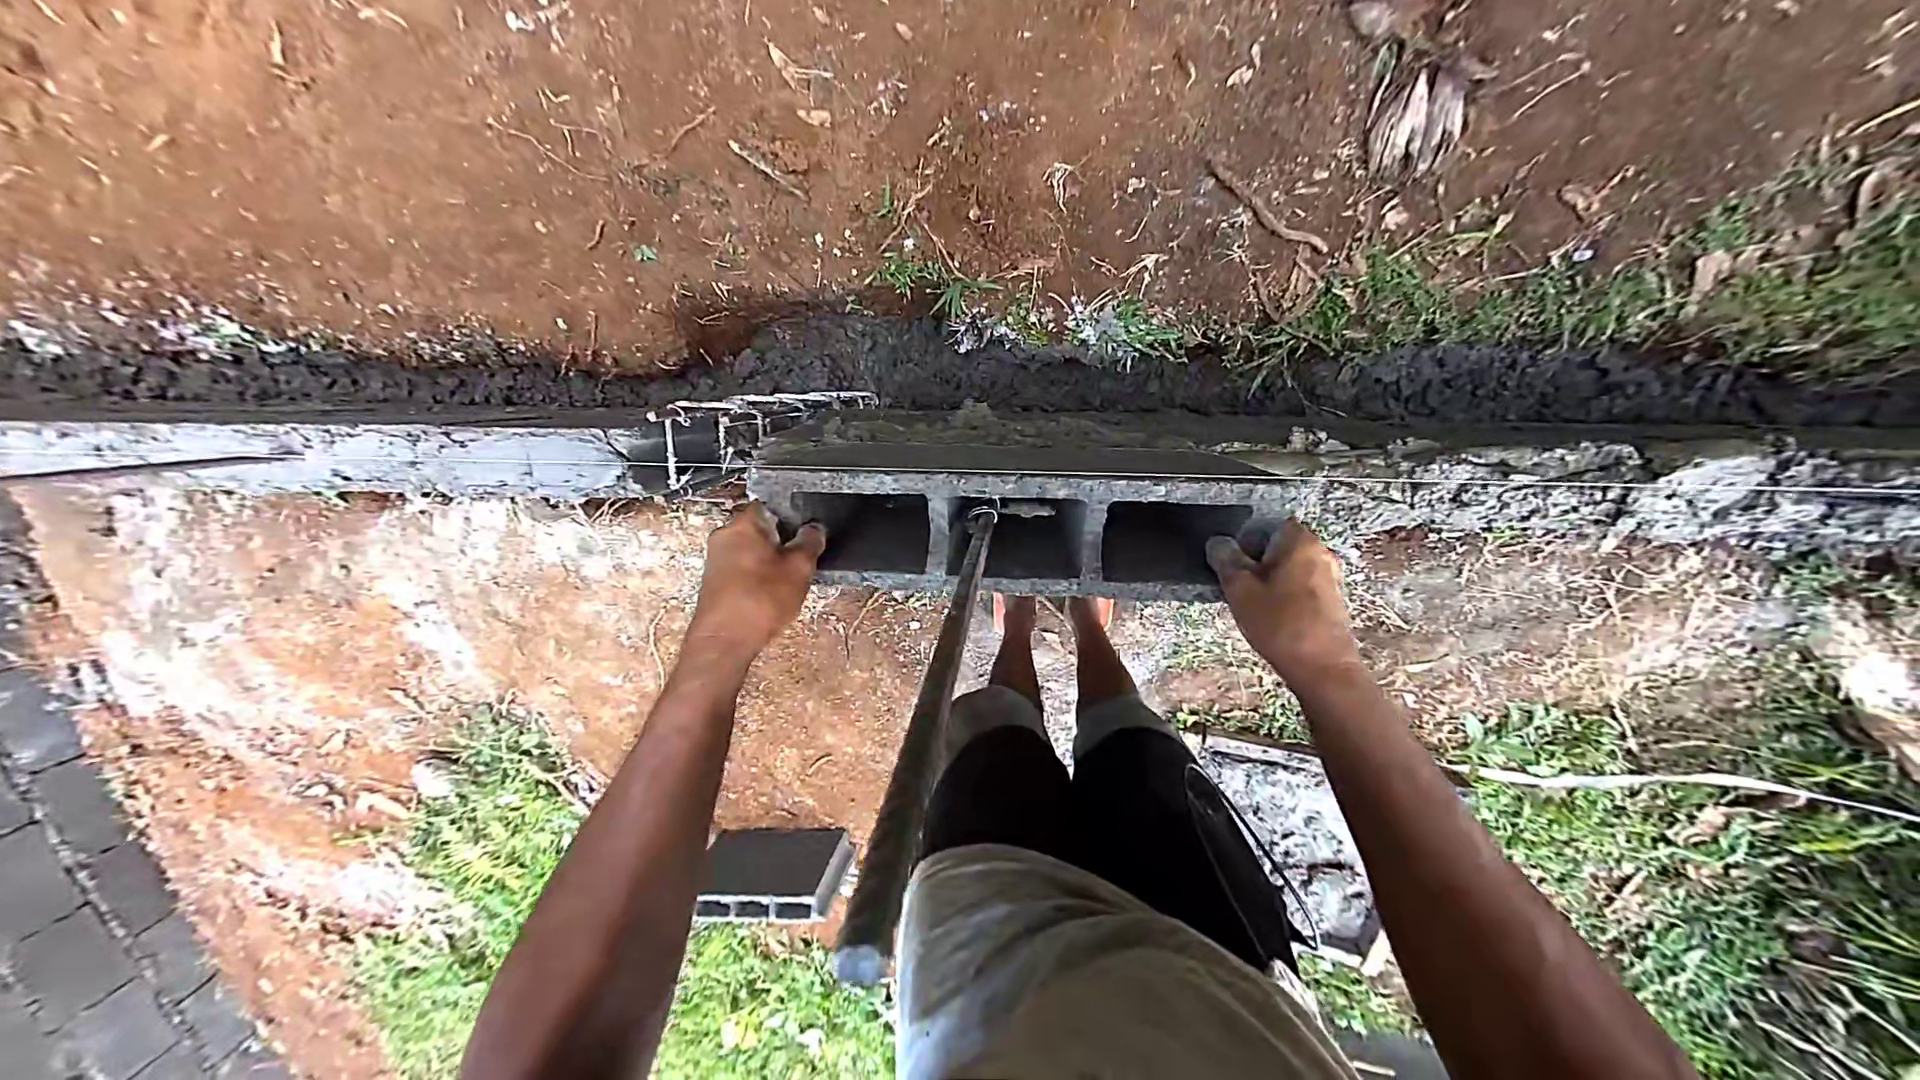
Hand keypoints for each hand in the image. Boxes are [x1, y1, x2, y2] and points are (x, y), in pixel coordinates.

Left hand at [685, 502, 825, 657]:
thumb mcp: (799, 568)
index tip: (806, 534)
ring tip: (787, 581)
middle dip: (782, 541)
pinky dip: (757, 576)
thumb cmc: (761, 599)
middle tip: (800, 560)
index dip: (792, 516)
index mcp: (743, 524)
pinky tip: (769, 595)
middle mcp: (724, 535)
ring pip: (751, 550)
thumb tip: (814, 528)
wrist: (724, 640)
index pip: (769, 505)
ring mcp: (716, 559)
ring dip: (770, 561)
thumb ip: (810, 542)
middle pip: (760, 528)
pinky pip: (742, 568)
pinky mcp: (714, 581)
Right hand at [1206, 519, 1360, 683]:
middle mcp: (1321, 552)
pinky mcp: (1332, 600)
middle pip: (1278, 546)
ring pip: (1288, 568)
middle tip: (1238, 586)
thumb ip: (1225, 558)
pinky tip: (1273, 616)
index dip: (1245, 540)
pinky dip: (1284, 595)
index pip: (1267, 523)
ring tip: (1254, 604)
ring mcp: (1330, 577)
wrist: (1321, 667)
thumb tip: (1218, 542)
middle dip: (1255, 562)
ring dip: (1269, 581)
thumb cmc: (1278, 620)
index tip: (1232, 564)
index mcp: (1300, 540)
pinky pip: (1300, 586)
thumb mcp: (1238, 586)